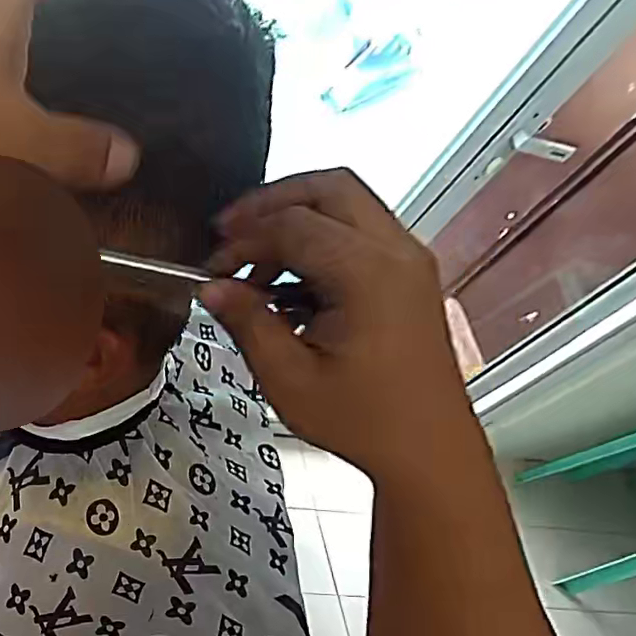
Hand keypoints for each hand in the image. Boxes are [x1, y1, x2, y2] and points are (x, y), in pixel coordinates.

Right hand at [198, 169, 480, 482]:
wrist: (425, 448)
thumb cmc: (361, 421)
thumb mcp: (288, 377)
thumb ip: (247, 323)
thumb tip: (212, 289)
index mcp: (368, 274)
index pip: (293, 225)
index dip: (242, 241)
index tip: (210, 269)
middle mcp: (396, 253)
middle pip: (330, 188)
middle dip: (271, 203)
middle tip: (228, 232)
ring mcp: (407, 262)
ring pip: (347, 205)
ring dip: (295, 222)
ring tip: (254, 267)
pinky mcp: (407, 278)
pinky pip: (359, 236)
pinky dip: (318, 245)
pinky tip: (287, 287)